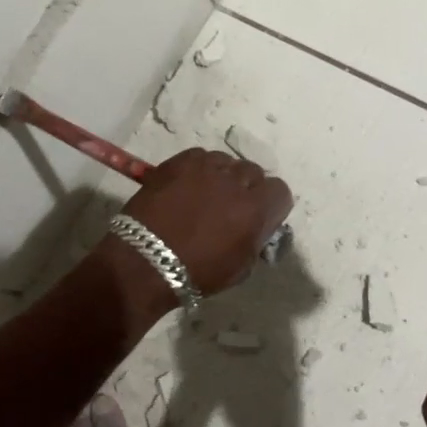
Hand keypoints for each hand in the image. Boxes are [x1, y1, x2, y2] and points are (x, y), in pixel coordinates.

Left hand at [119, 148, 292, 295]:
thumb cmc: (197, 271)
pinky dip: (198, 168)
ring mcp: (205, 167)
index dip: (271, 203)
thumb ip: (256, 237)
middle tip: (230, 204)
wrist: (146, 258)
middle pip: (252, 171)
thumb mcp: (241, 265)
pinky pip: (199, 156)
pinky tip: (187, 185)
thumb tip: (257, 225)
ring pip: (226, 161)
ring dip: (222, 175)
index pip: (279, 190)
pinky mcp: (178, 161)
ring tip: (206, 193)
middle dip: (246, 187)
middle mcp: (234, 181)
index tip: (259, 214)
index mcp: (255, 209)